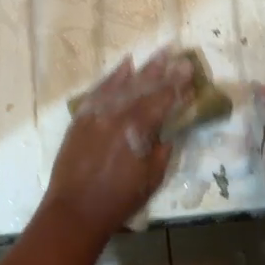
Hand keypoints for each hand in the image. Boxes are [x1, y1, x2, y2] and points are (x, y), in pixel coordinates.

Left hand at [38, 50, 194, 236]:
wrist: (74, 210)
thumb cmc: (118, 200)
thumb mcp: (152, 178)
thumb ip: (162, 150)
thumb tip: (166, 133)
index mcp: (137, 129)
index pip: (163, 101)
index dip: (178, 87)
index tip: (190, 73)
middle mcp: (116, 114)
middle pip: (144, 87)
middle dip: (163, 71)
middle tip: (178, 55)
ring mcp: (96, 113)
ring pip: (123, 84)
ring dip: (143, 69)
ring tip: (159, 54)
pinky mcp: (81, 118)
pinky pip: (99, 91)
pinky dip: (113, 77)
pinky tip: (125, 66)